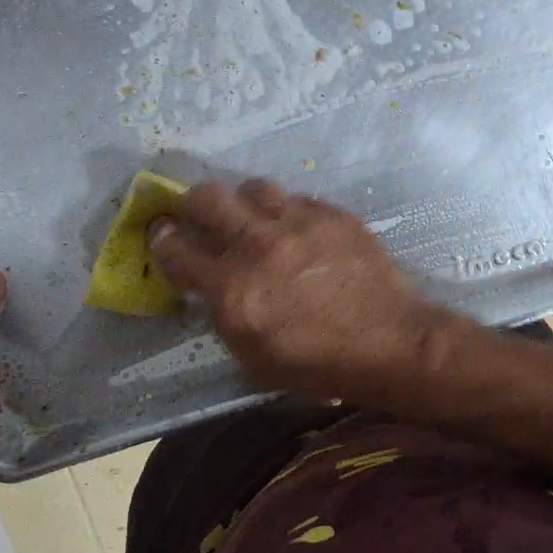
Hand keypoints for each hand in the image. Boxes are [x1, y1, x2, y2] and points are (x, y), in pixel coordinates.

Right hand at [148, 180, 450, 401]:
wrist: (389, 343)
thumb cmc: (318, 365)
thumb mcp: (253, 357)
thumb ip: (223, 315)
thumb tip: (210, 288)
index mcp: (232, 288)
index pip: (175, 247)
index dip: (162, 241)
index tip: (164, 238)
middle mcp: (259, 246)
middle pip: (206, 197)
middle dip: (194, 205)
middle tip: (200, 218)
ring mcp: (300, 224)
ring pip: (254, 187)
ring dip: (246, 203)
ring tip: (254, 219)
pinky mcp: (334, 215)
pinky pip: (298, 198)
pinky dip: (289, 212)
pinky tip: (298, 231)